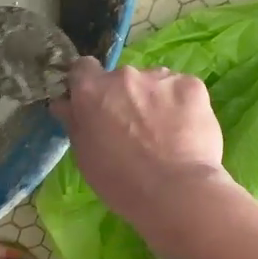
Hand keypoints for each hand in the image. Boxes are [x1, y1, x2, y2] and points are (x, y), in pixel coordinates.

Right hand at [54, 57, 231, 233]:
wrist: (173, 190)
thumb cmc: (118, 180)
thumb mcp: (84, 155)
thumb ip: (75, 122)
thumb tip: (64, 104)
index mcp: (91, 91)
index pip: (83, 69)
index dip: (87, 84)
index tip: (94, 104)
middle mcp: (124, 75)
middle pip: (121, 79)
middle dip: (125, 97)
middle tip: (133, 129)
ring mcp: (161, 77)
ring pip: (154, 83)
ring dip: (154, 99)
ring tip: (163, 132)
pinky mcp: (192, 85)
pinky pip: (182, 89)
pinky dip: (181, 105)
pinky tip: (184, 131)